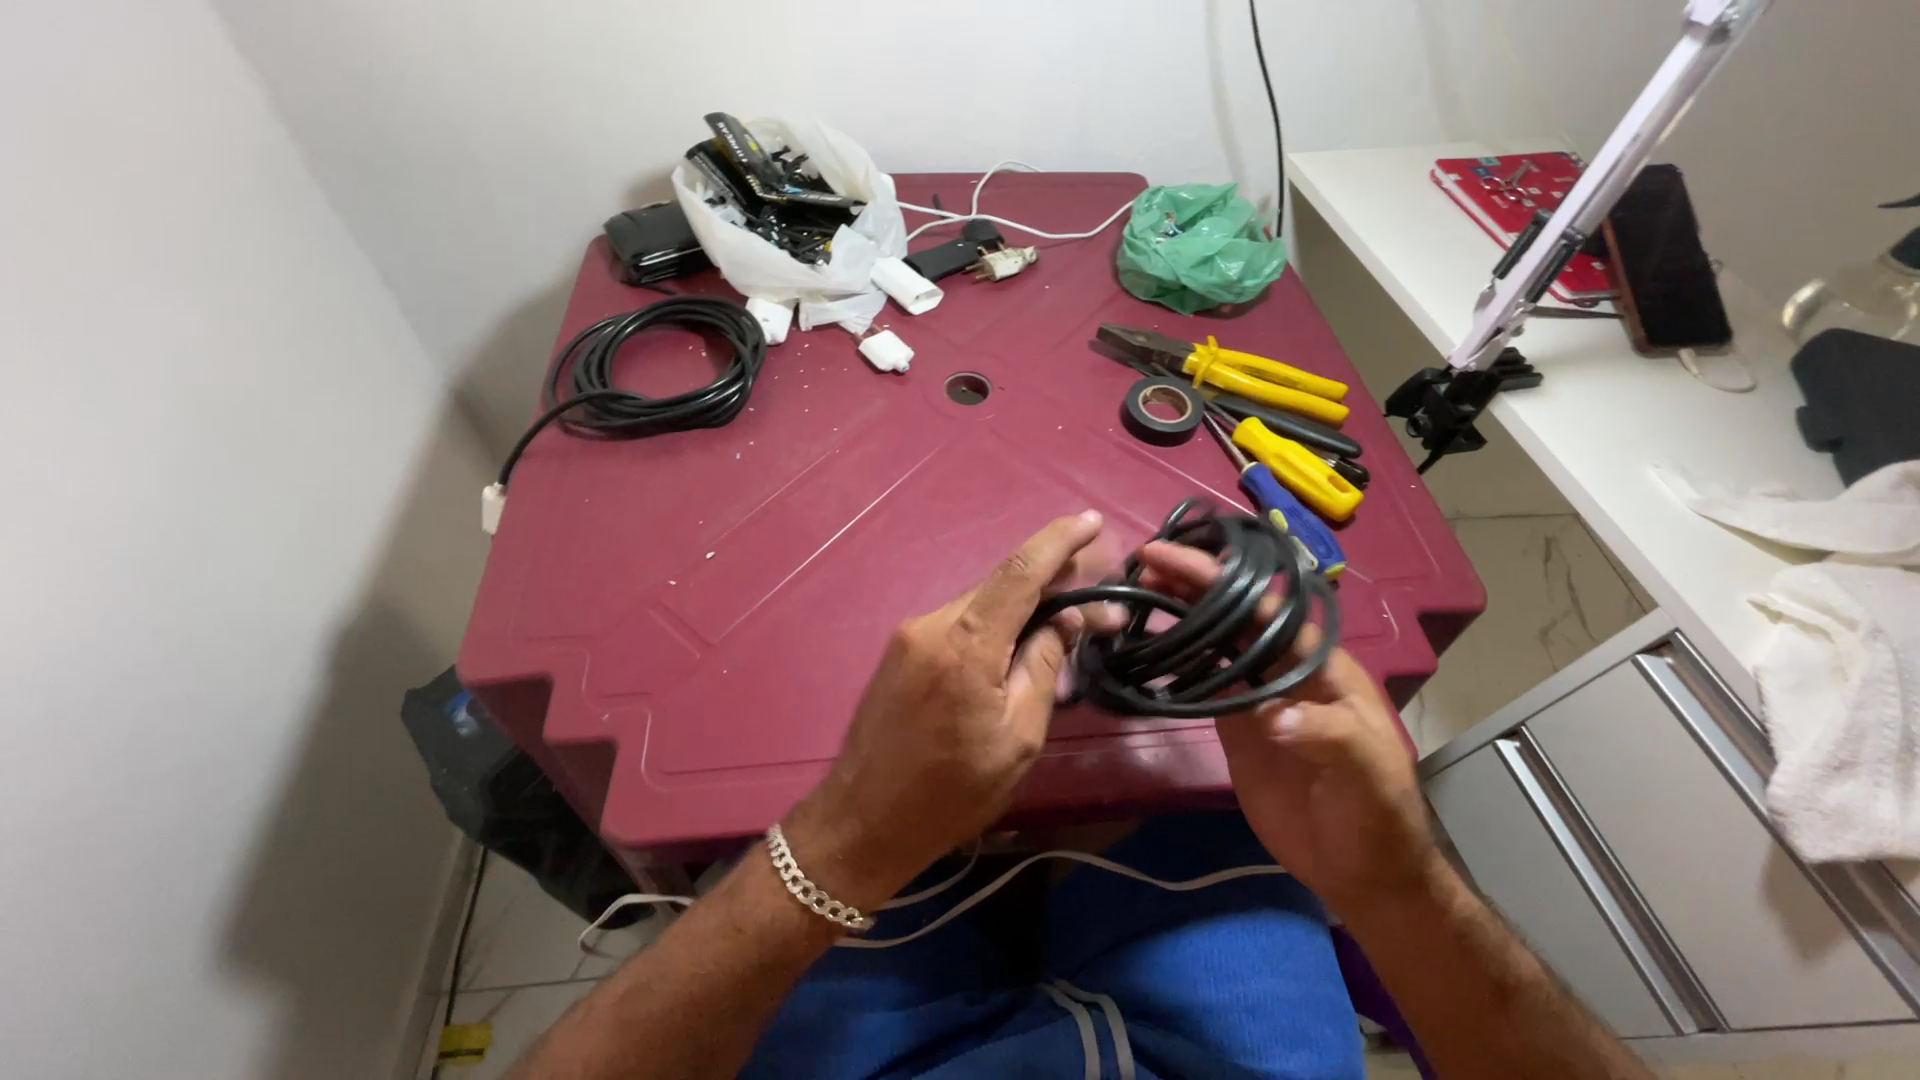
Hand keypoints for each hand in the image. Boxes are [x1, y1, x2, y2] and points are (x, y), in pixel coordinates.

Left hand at [784, 511, 1112, 909]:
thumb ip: (1043, 667)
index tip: (1092, 520)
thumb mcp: (1017, 738)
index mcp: (964, 644)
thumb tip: (1064, 619)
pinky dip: (995, 626)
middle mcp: (931, 624)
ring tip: (1070, 629)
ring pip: (982, 605)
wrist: (863, 821)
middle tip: (1102, 606)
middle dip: (1055, 586)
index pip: (1019, 572)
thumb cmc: (950, 793)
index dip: (1059, 541)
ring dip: (1026, 610)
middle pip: (1002, 586)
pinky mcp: (901, 651)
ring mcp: (910, 634)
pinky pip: (960, 624)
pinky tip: (1022, 645)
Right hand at [1135, 541, 1444, 916]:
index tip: (1173, 557)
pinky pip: (1201, 685)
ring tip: (1135, 593)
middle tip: (1142, 564)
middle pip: (1232, 617)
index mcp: (1318, 665)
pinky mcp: (1235, 726)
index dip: (1218, 581)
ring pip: (1214, 643)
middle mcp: (1284, 670)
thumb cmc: (1375, 812)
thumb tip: (1271, 713)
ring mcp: (1257, 697)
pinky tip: (1145, 650)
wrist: (1361, 868)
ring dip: (1179, 616)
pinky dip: (1174, 664)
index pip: (1262, 610)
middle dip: (1190, 585)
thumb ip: (1327, 734)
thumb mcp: (1365, 771)